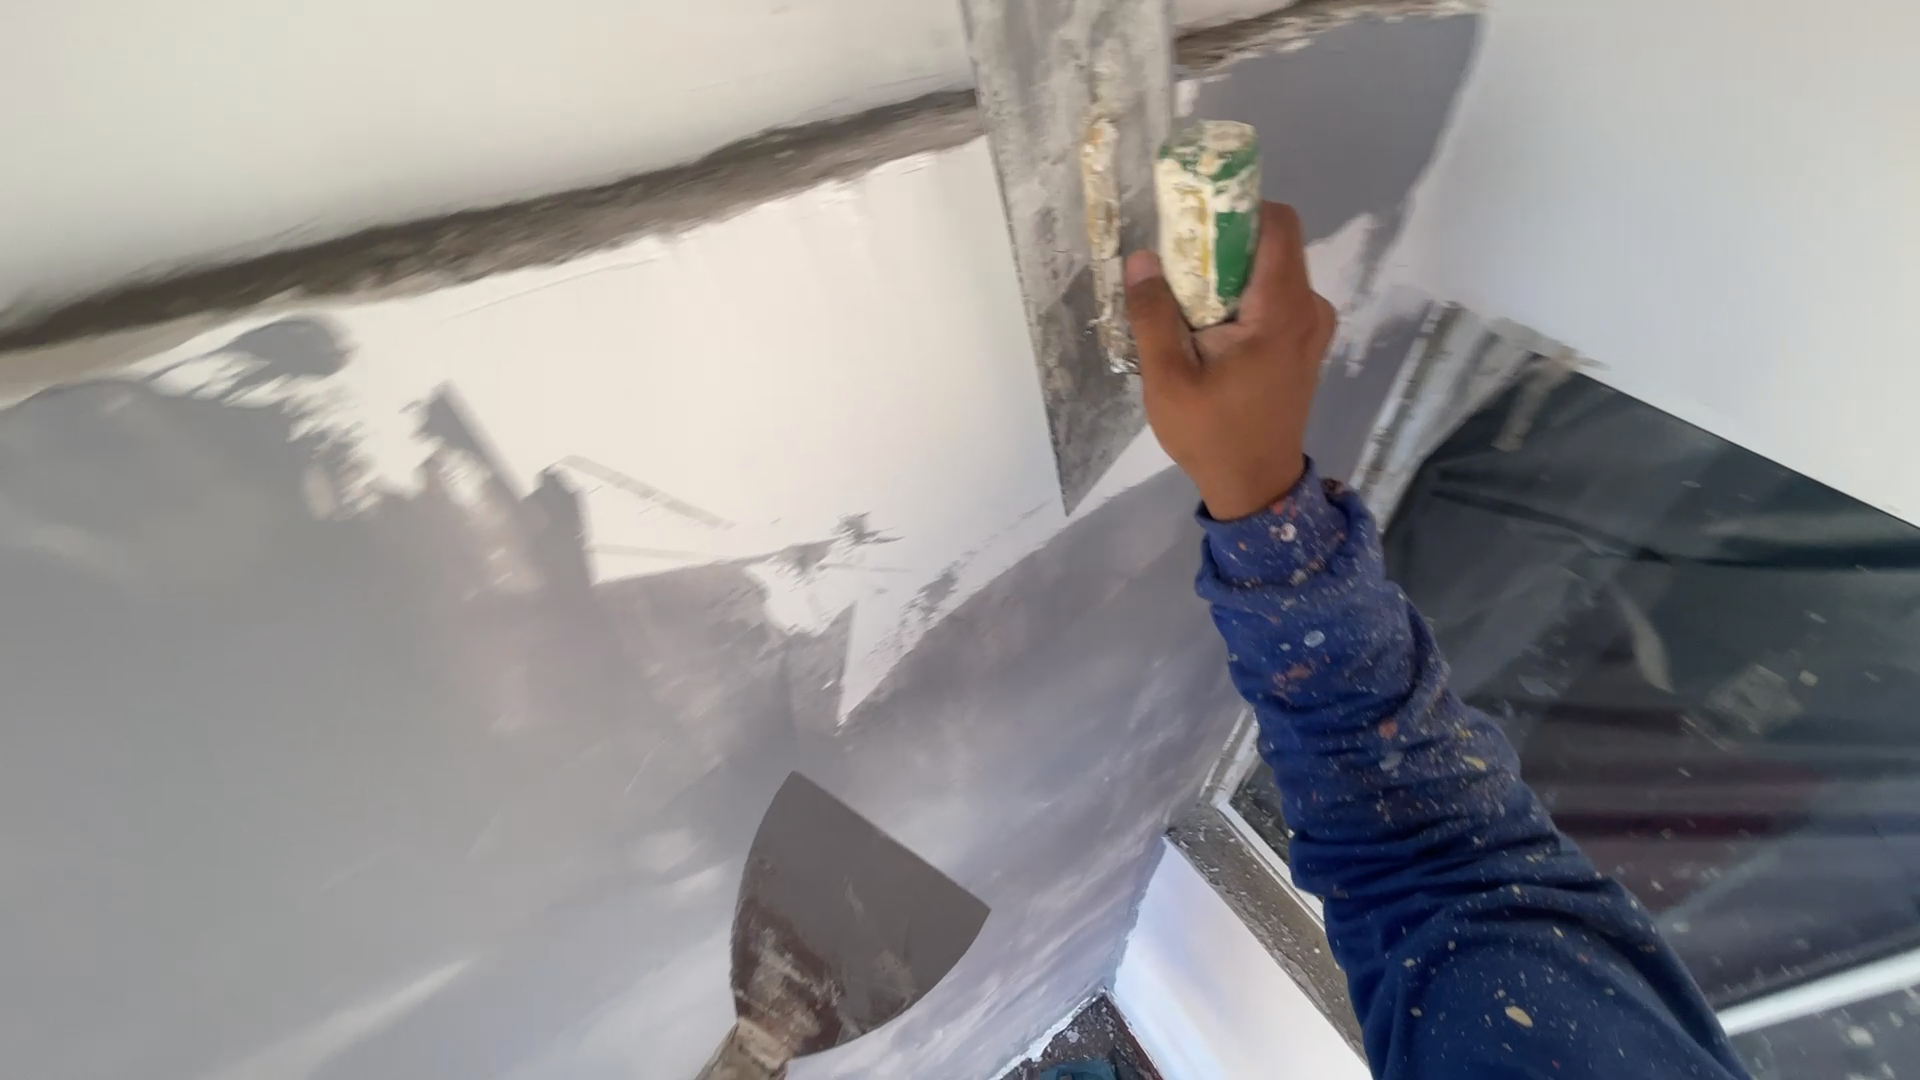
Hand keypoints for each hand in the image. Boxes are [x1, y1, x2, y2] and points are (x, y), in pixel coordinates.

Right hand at [1125, 201, 1336, 520]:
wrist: (1255, 486)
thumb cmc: (1212, 434)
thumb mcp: (1169, 378)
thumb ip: (1154, 315)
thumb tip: (1143, 259)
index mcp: (1284, 309)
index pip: (1276, 222)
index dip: (1235, 209)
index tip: (1191, 224)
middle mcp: (1310, 308)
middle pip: (1270, 246)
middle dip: (1221, 247)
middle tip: (1176, 274)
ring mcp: (1312, 329)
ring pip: (1270, 274)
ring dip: (1228, 278)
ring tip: (1186, 309)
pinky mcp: (1303, 347)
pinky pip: (1274, 301)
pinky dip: (1241, 302)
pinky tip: (1208, 333)